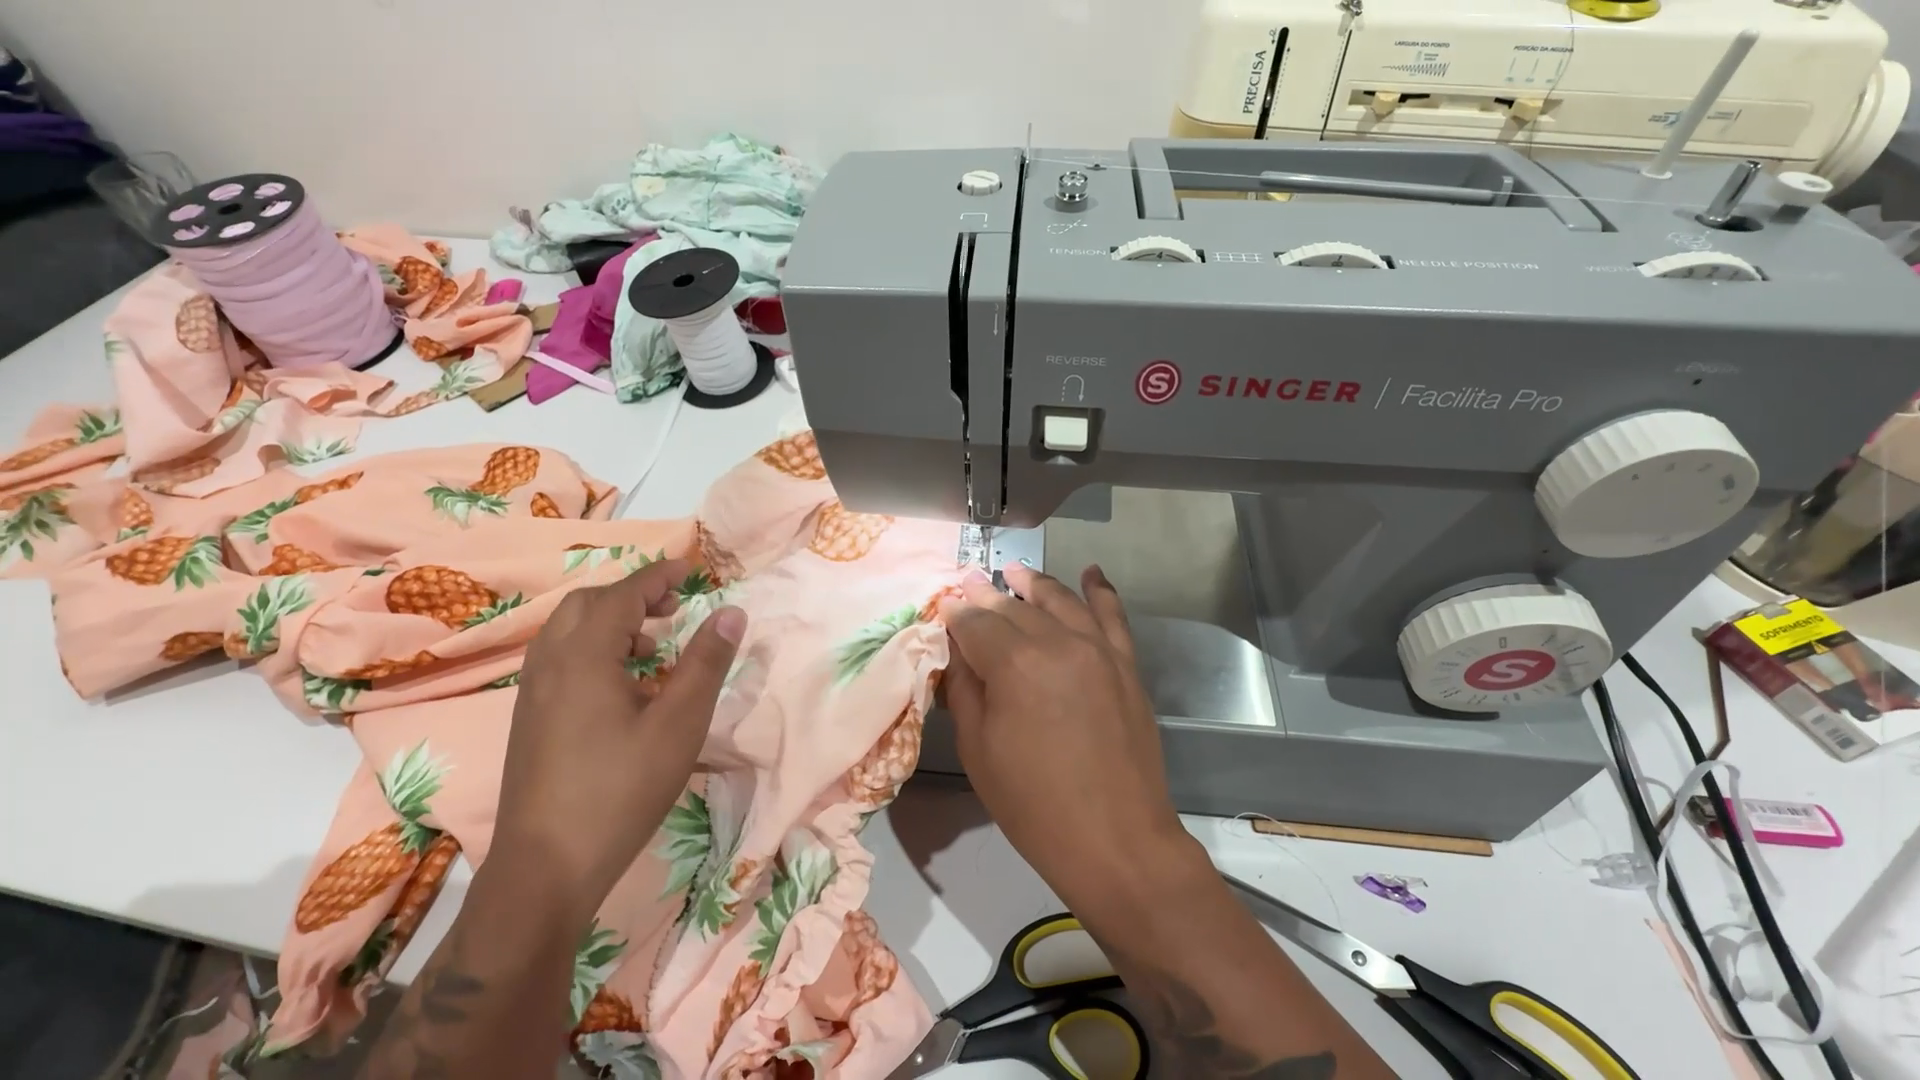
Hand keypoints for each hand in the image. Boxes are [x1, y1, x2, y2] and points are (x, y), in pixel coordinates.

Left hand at [493, 558, 745, 915]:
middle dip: (633, 596)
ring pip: (569, 632)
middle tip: (674, 609)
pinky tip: (623, 690)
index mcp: (584, 654)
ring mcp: (531, 693)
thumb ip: (706, 663)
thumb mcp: (679, 725)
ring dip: (612, 624)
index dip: (660, 576)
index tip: (692, 570)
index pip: (624, 593)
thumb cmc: (621, 789)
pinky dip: (594, 651)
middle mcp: (549, 662)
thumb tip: (731, 612)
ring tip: (654, 650)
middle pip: (588, 604)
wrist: (546, 865)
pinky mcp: (528, 719)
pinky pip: (561, 660)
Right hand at [940, 564, 1199, 904]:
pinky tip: (1091, 573)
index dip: (955, 615)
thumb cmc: (1034, 805)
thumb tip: (958, 650)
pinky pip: (1113, 615)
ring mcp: (1099, 650)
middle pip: (1015, 607)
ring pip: (1061, 601)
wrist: (1116, 840)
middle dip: (988, 597)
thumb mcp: (979, 751)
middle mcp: (1058, 643)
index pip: (975, 622)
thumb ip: (965, 689)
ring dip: (1035, 584)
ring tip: (1015, 573)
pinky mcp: (1126, 665)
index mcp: (1014, 664)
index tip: (943, 609)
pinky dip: (1101, 590)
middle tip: (970, 587)